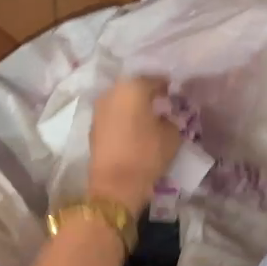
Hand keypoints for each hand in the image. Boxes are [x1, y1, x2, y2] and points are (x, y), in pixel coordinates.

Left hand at [88, 77, 180, 211]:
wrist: (114, 185)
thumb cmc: (146, 154)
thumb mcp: (171, 136)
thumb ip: (170, 119)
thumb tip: (165, 117)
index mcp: (133, 87)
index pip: (154, 80)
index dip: (166, 87)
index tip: (173, 95)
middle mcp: (112, 92)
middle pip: (133, 88)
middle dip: (146, 95)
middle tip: (159, 106)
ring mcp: (98, 110)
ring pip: (120, 102)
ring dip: (132, 108)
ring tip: (146, 119)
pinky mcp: (93, 128)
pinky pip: (112, 116)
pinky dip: (122, 119)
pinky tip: (132, 129)